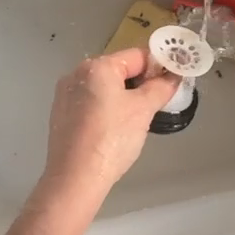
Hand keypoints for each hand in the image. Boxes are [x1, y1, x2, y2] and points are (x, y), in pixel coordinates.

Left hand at [39, 48, 181, 198]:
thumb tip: (172, 76)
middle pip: (118, 70)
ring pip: (104, 88)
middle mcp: (76, 74)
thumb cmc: (112, 138)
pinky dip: (106, 111)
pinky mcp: (61, 115)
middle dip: (140, 84)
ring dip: (123, 98)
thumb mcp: (143, 110)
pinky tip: (114, 131)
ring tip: (136, 121)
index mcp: (95, 66)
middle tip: (156, 105)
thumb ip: (161, 88)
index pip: (136, 56)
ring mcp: (65, 95)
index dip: (158, 67)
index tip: (173, 83)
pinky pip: (91, 104)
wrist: (76, 178)